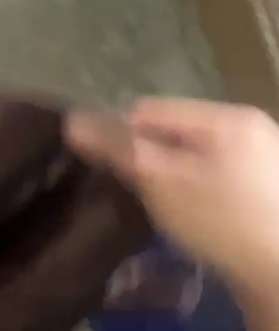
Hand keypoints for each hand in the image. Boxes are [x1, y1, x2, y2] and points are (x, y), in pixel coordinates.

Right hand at [68, 99, 278, 303]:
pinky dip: (191, 177)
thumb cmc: (219, 219)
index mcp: (226, 118)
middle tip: (141, 184)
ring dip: (166, 167)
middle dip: (145, 153)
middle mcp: (249, 125)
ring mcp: (262, 150)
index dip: (118, 137)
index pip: (142, 111)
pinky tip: (194, 203)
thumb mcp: (157, 179)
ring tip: (166, 196)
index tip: (116, 168)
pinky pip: (208, 162)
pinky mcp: (264, 175)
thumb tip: (70, 122)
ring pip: (186, 147)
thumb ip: (113, 147)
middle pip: (167, 128)